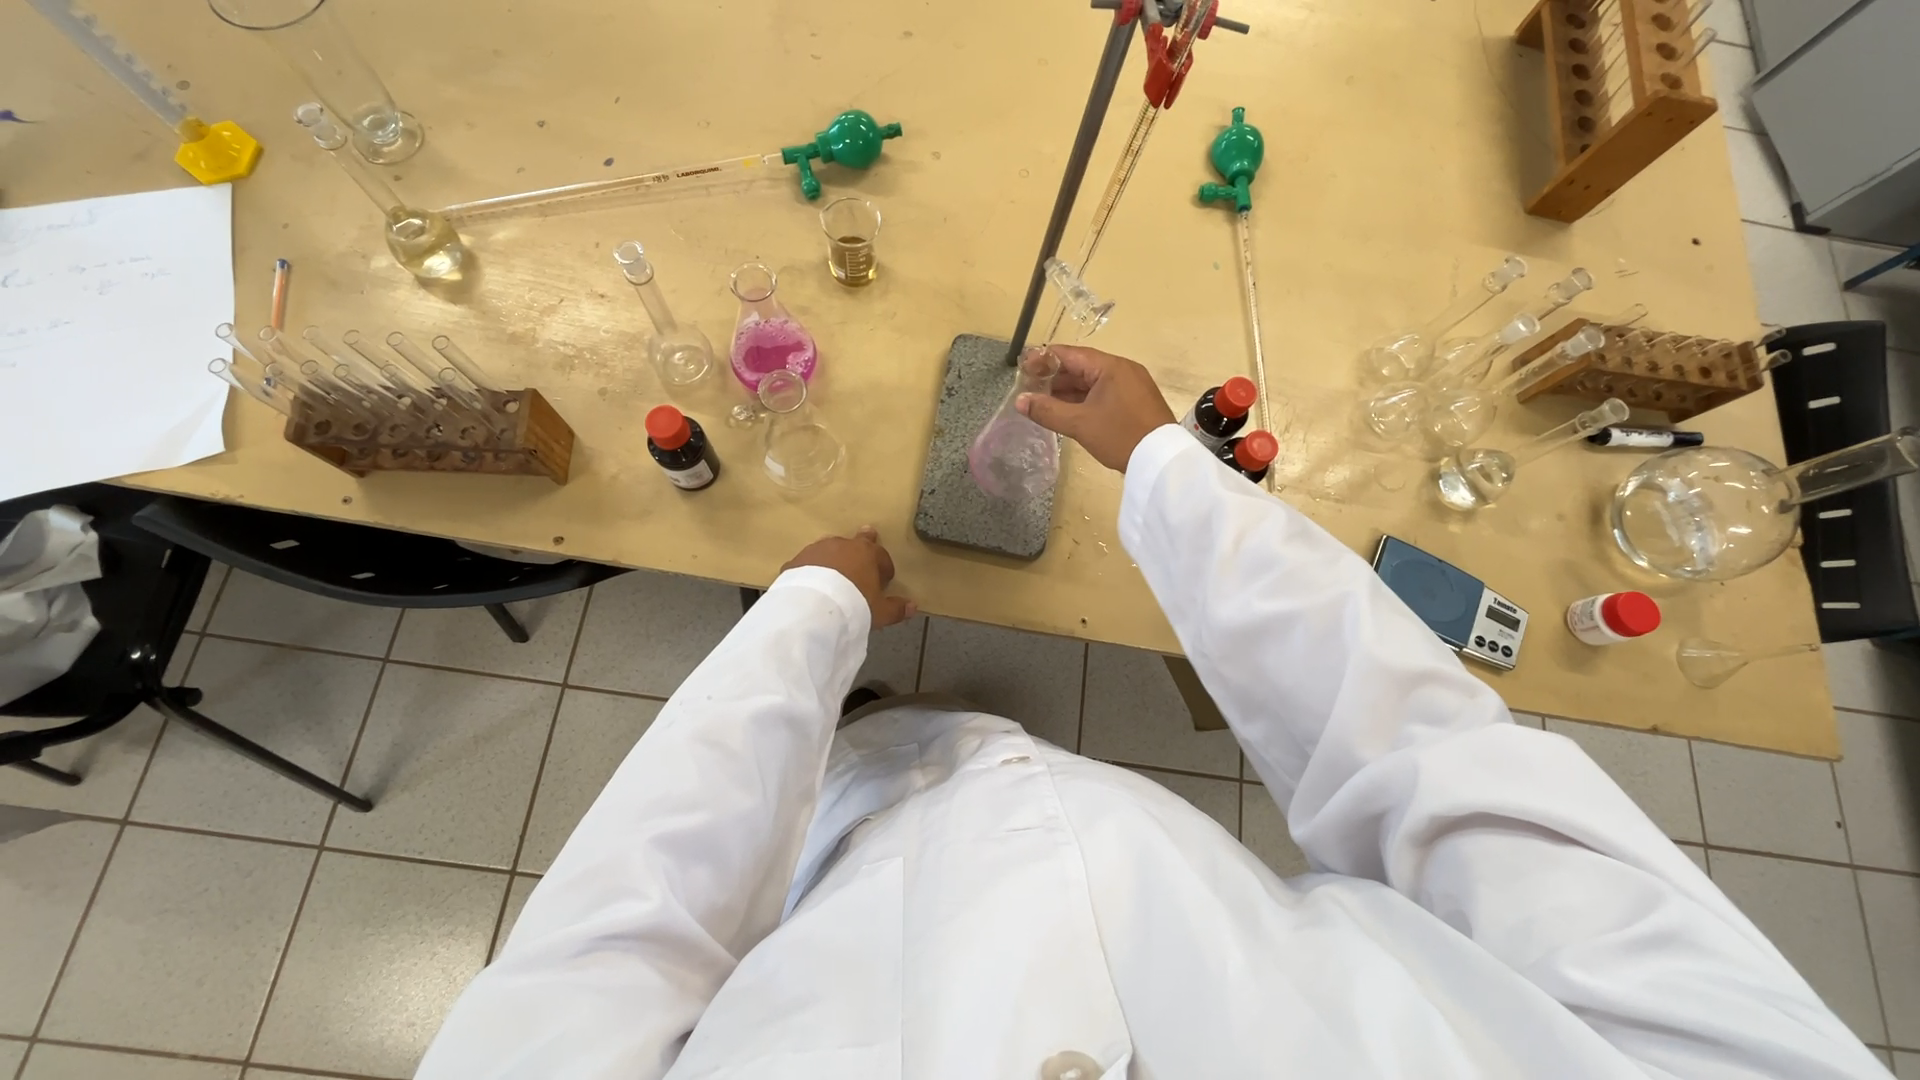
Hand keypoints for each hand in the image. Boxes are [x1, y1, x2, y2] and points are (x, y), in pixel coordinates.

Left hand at [782, 526, 916, 628]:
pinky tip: (810, 584)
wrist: (813, 608)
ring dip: (833, 560)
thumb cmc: (855, 605)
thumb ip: (896, 608)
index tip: (884, 579)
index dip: (884, 566)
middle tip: (866, 540)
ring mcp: (815, 551)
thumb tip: (913, 607)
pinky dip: (812, 571)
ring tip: (834, 573)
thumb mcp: (879, 612)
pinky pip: (807, 564)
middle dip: (861, 547)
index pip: (880, 554)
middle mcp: (840, 545)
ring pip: (828, 551)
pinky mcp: (795, 562)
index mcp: (865, 553)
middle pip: (854, 543)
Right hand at [1014, 345, 1175, 471]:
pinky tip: (1067, 411)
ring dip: (1067, 391)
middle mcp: (1123, 370)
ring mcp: (1131, 386)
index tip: (1022, 368)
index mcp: (1111, 367)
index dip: (1044, 360)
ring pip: (1092, 382)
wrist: (1161, 461)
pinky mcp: (1135, 402)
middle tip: (1028, 388)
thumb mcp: (1080, 424)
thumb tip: (1020, 401)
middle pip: (1081, 367)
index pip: (1070, 354)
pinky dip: (1084, 400)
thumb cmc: (1120, 436)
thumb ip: (1047, 411)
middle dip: (1054, 377)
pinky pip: (1103, 394)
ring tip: (1042, 401)